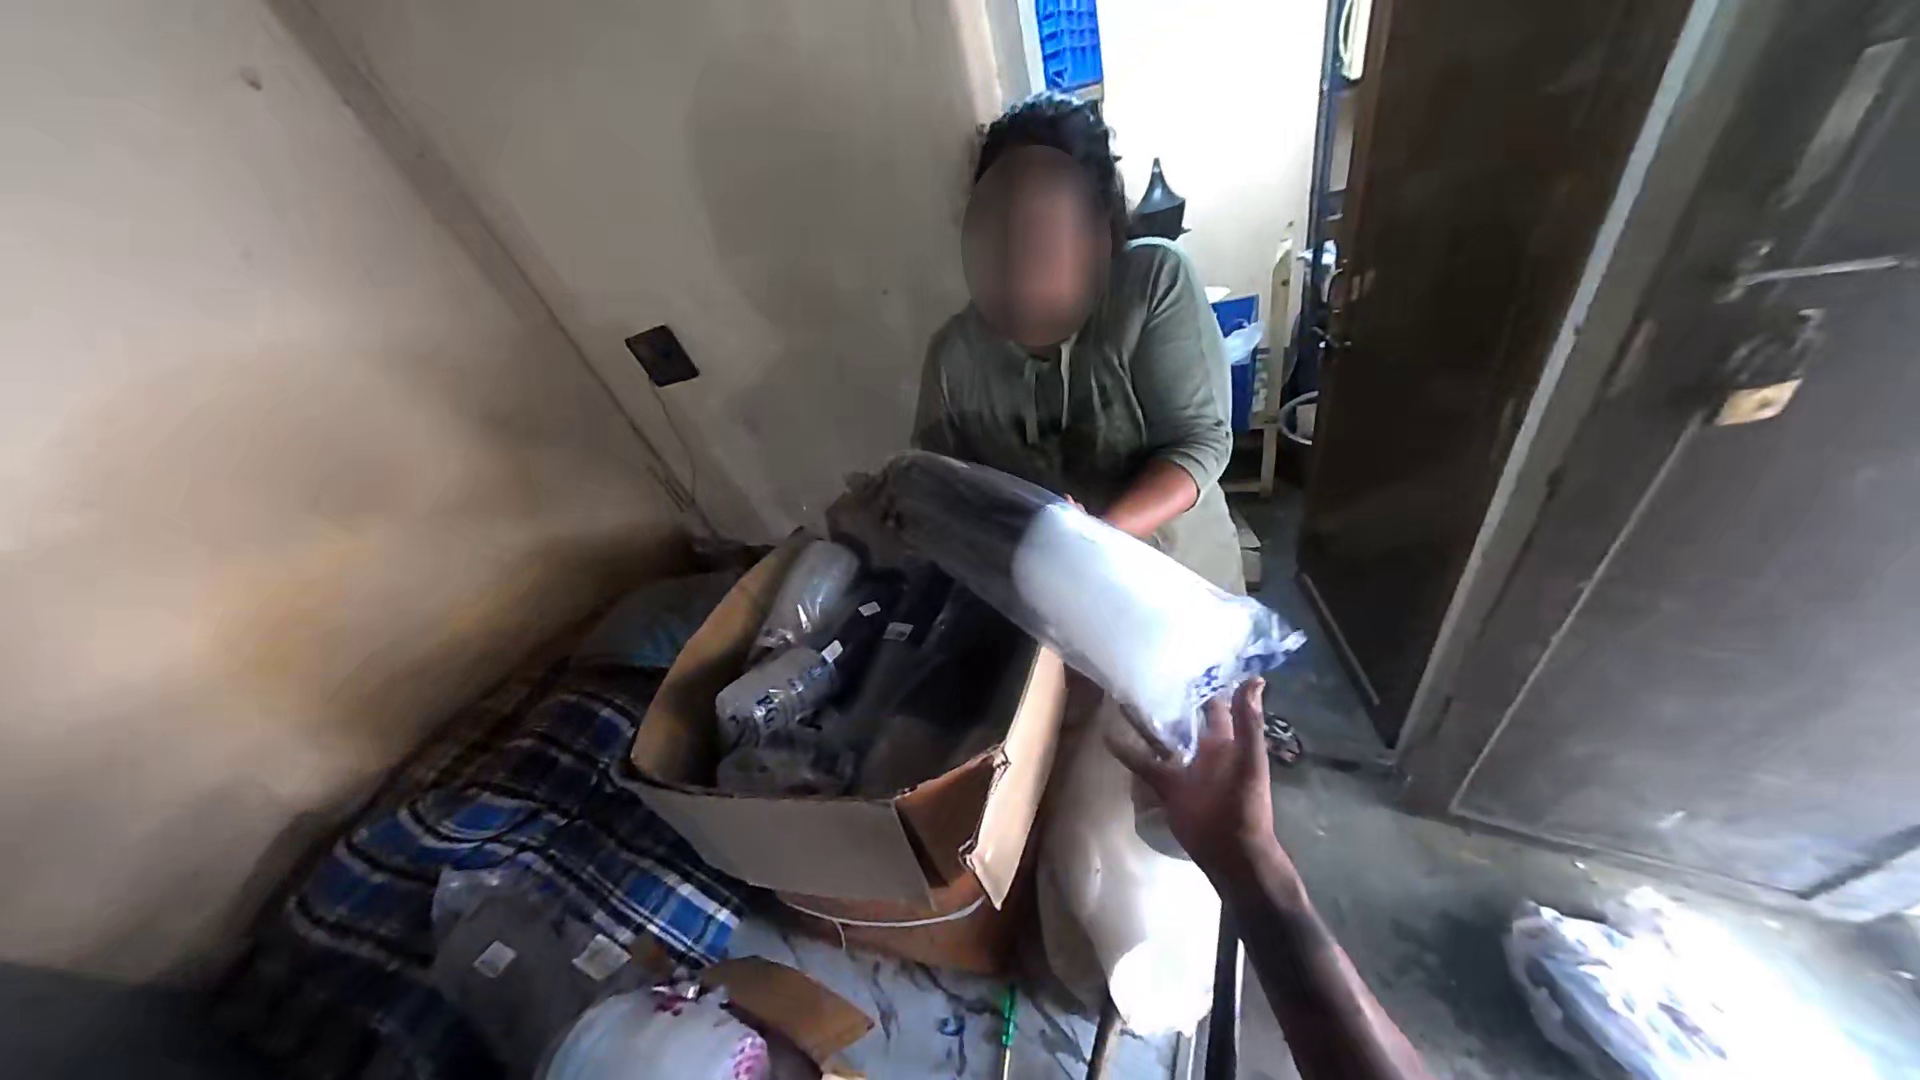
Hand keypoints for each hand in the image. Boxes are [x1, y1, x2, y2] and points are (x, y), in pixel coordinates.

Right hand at [1112, 678, 1289, 879]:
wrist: (1231, 851)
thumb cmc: (1246, 803)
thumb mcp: (1250, 759)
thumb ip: (1248, 722)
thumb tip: (1254, 679)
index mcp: (1226, 740)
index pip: (1215, 704)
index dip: (1203, 683)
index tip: (1183, 657)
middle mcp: (1203, 748)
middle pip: (1183, 716)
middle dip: (1168, 696)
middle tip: (1143, 669)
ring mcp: (1182, 766)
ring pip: (1160, 736)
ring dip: (1143, 719)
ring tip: (1121, 693)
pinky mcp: (1165, 784)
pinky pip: (1142, 763)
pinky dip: (1125, 751)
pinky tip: (1107, 735)